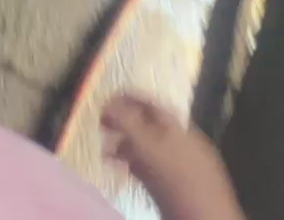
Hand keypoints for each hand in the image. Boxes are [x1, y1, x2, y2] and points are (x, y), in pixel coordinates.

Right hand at [102, 93, 245, 219]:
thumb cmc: (177, 180)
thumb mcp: (147, 146)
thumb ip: (125, 122)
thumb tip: (106, 104)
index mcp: (179, 128)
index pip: (149, 102)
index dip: (124, 98)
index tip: (102, 103)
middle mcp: (183, 142)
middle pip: (146, 124)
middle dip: (121, 124)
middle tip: (101, 127)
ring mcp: (183, 165)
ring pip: (148, 146)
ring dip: (125, 145)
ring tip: (107, 153)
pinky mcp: (180, 185)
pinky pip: (153, 166)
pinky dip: (135, 164)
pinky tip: (123, 169)